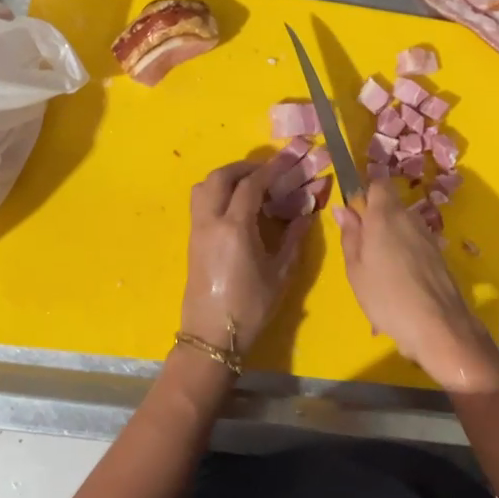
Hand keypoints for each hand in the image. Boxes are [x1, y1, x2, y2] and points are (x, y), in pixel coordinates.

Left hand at [181, 156, 307, 358]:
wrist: (212, 336)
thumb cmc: (251, 307)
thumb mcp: (280, 273)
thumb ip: (294, 237)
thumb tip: (306, 211)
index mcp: (235, 228)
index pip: (251, 185)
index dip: (270, 169)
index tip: (287, 161)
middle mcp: (211, 221)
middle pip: (220, 177)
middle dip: (244, 167)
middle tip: (266, 171)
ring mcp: (197, 229)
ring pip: (204, 186)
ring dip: (226, 177)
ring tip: (249, 184)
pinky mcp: (192, 239)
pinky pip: (200, 202)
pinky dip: (217, 192)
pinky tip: (237, 205)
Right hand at [332, 192, 498, 393]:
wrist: (437, 325)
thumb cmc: (385, 296)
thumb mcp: (355, 268)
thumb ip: (350, 235)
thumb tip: (344, 208)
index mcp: (385, 215)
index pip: (379, 183)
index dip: (366, 192)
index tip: (354, 213)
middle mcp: (409, 218)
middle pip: (391, 206)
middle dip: (376, 220)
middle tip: (361, 250)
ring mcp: (428, 236)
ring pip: (403, 226)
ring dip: (391, 240)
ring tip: (379, 273)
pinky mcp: (439, 254)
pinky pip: (415, 245)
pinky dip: (405, 256)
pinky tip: (399, 284)